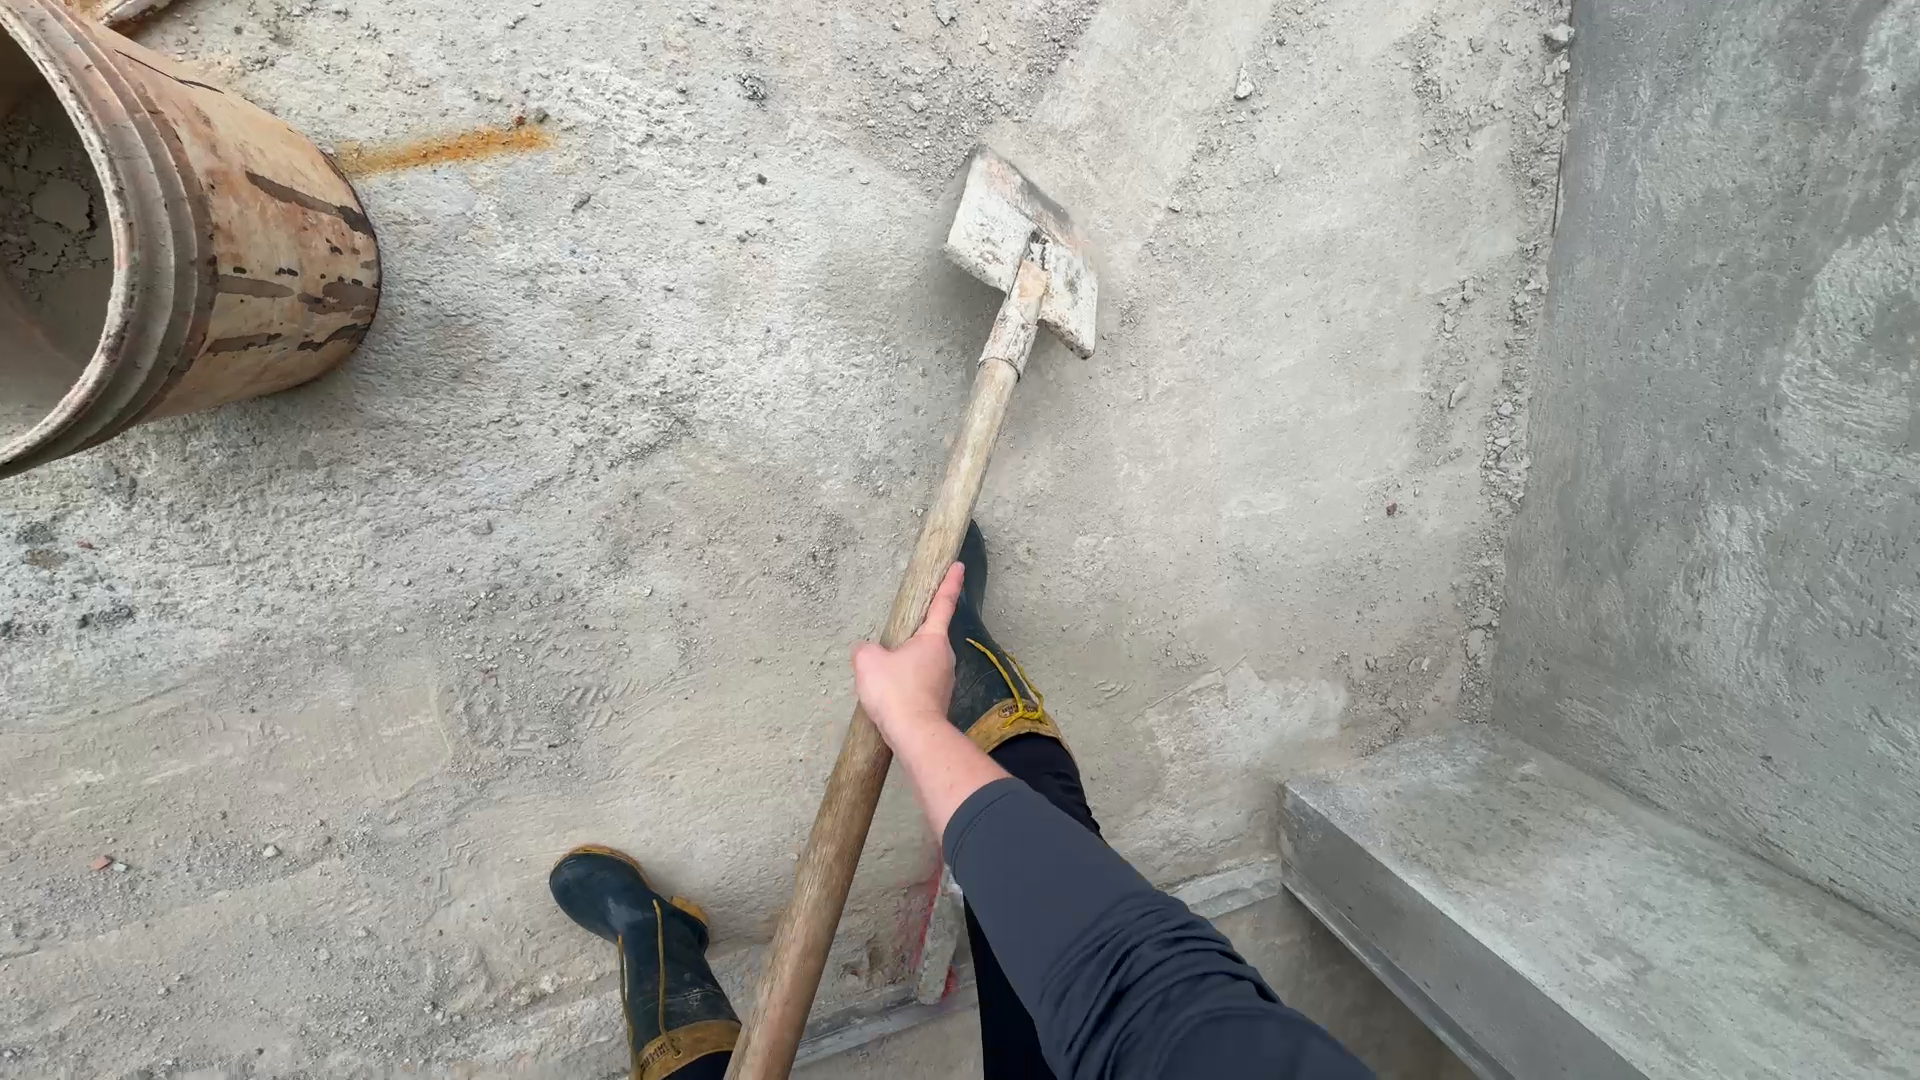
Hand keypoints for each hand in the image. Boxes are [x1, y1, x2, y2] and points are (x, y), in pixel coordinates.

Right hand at [852, 562, 962, 741]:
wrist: (915, 734)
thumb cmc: (896, 691)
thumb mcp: (868, 661)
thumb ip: (865, 650)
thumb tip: (866, 652)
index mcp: (933, 638)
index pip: (943, 603)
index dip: (950, 582)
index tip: (959, 566)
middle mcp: (945, 657)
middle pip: (926, 639)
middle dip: (909, 640)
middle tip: (888, 649)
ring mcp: (945, 680)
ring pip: (921, 665)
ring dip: (904, 668)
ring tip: (883, 683)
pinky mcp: (939, 701)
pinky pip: (919, 686)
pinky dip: (905, 688)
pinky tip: (890, 700)